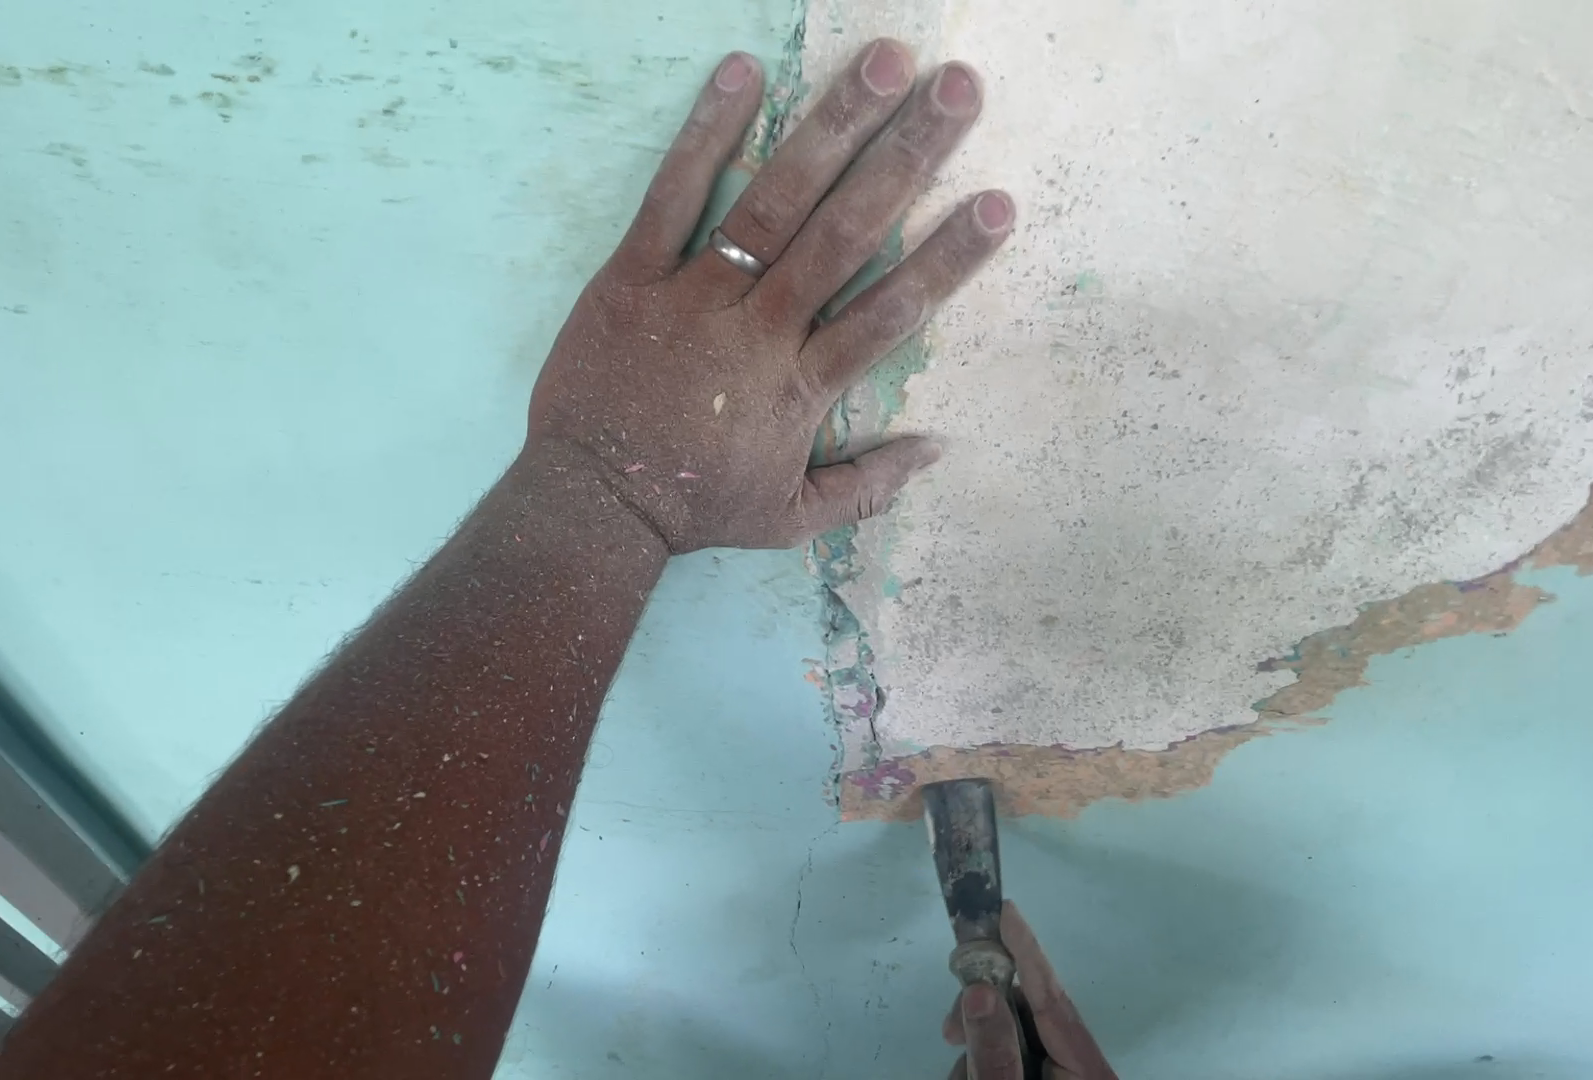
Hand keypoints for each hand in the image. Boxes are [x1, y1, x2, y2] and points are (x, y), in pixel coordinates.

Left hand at [525, 39, 1013, 552]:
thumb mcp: (792, 519)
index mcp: (800, 388)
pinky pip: (671, 196)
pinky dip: (706, 135)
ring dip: (831, 130)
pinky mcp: (633, 277)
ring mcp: (694, 295)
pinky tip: (745, 73)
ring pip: (772, 203)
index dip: (947, 258)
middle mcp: (759, 330)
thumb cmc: (696, 507)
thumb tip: (938, 450)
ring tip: (882, 63)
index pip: (889, 313)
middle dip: (905, 160)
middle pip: (843, 236)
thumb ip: (867, 489)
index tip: (998, 203)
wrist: (594, 501)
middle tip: (957, 90)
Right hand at [942, 902, 1118, 1079]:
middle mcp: (1080, 1066)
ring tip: (962, 1073)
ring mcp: (1064, 1073)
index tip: (1005, 908)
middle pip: (1027, 1013)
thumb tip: (978, 990)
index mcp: (1086, 1069)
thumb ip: (995, 1051)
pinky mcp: (1048, 1077)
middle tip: (950, 1030)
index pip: (1052, 996)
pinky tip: (973, 1075)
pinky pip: (1014, 1055)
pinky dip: (986, 1062)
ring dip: (980, 1045)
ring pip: (1014, 1033)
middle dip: (985, 1010)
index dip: (1026, 950)